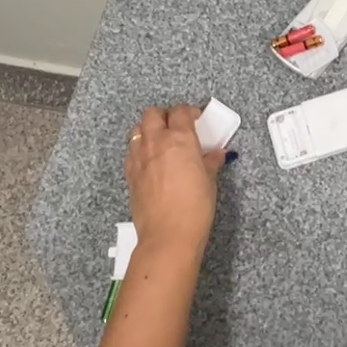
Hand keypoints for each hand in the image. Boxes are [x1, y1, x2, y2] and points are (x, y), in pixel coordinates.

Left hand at [123, 105, 226, 255]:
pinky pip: (131, 151)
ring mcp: (139, 157)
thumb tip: (216, 154)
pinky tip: (151, 161)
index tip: (196, 118)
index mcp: (180, 139)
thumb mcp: (209, 180)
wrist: (168, 235)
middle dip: (165, 115)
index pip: (181, 112)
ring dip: (149, 129)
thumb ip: (210, 162)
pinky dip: (140, 149)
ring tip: (161, 140)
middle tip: (177, 125)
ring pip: (137, 129)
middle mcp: (156, 142)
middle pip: (153, 113)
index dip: (189, 112)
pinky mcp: (130, 174)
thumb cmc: (194, 207)